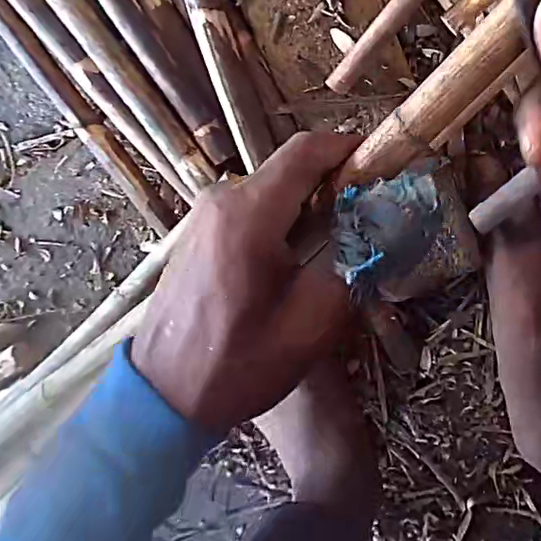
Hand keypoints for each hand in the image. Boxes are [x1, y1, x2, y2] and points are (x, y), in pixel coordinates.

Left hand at [131, 132, 358, 429]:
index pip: (304, 152)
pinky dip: (280, 217)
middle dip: (332, 183)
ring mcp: (204, 213)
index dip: (347, 148)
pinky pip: (249, 207)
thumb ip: (350, 267)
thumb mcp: (309, 327)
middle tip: (368, 216)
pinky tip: (294, 256)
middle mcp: (221, 200)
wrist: (161, 392)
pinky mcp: (199, 230)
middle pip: (288, 169)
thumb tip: (375, 231)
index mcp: (248, 215)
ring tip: (336, 243)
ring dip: (306, 205)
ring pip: (270, 188)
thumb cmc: (236, 365)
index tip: (379, 162)